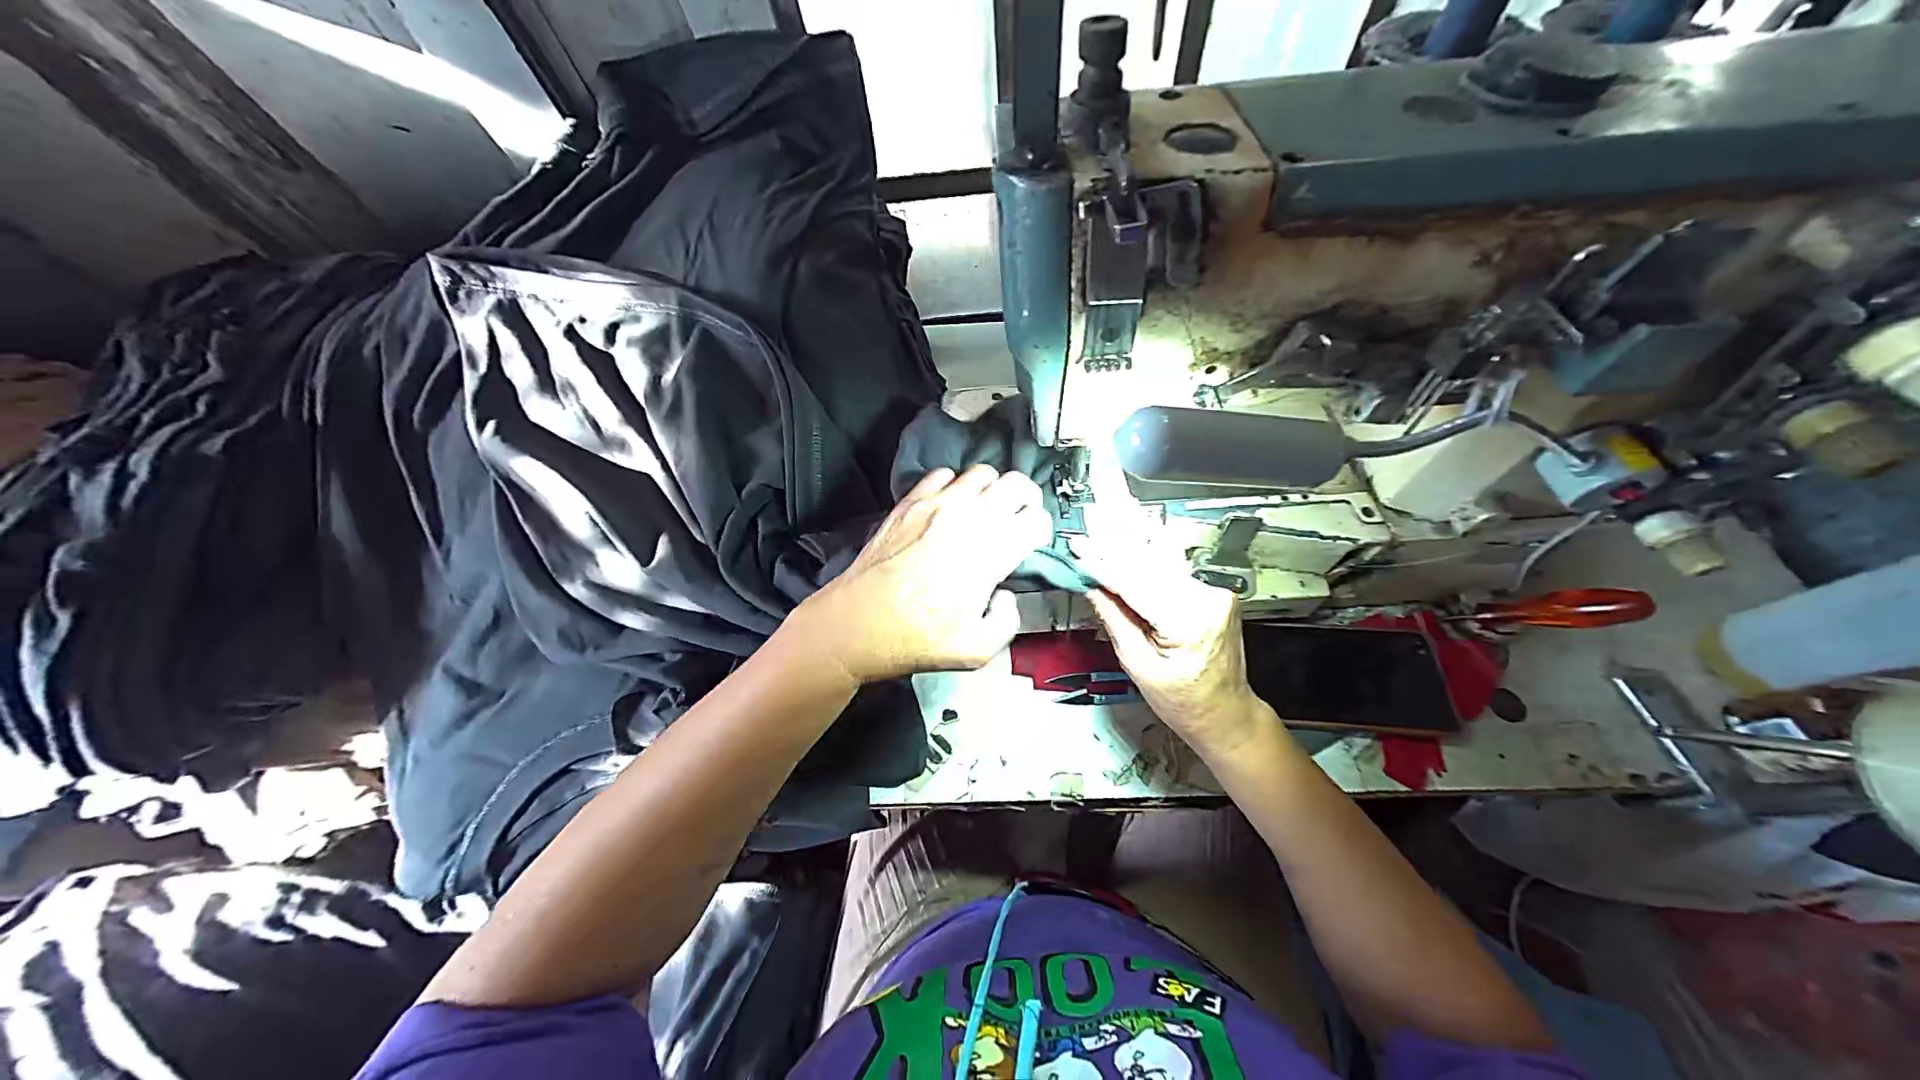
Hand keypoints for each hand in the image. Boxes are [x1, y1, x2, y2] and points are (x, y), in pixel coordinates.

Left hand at [786, 464, 1051, 685]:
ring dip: (992, 488)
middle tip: (1021, 516)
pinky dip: (954, 484)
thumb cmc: (915, 638)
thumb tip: (1004, 597)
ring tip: (988, 507)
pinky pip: (943, 474)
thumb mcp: (977, 650)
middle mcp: (969, 519)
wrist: (857, 623)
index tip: (1034, 542)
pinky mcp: (909, 502)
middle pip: (1017, 484)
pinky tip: (950, 504)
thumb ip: (1006, 621)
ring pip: (982, 472)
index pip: (1036, 520)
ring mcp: (936, 505)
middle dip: (1027, 499)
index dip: (1041, 531)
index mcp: (991, 553)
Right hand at [1078, 534, 1267, 756]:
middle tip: (1088, 529)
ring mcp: (1216, 593)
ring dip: (1132, 547)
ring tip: (1103, 529)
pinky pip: (1174, 571)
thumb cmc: (1184, 700)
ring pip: (1163, 563)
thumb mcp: (1137, 663)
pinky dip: (1149, 562)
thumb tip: (1091, 583)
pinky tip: (1129, 549)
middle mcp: (1209, 600)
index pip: (1135, 583)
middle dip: (1116, 545)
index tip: (1079, 549)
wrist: (1224, 712)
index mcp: (1189, 623)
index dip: (1103, 563)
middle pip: (1151, 564)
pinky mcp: (1214, 591)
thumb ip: (1114, 617)